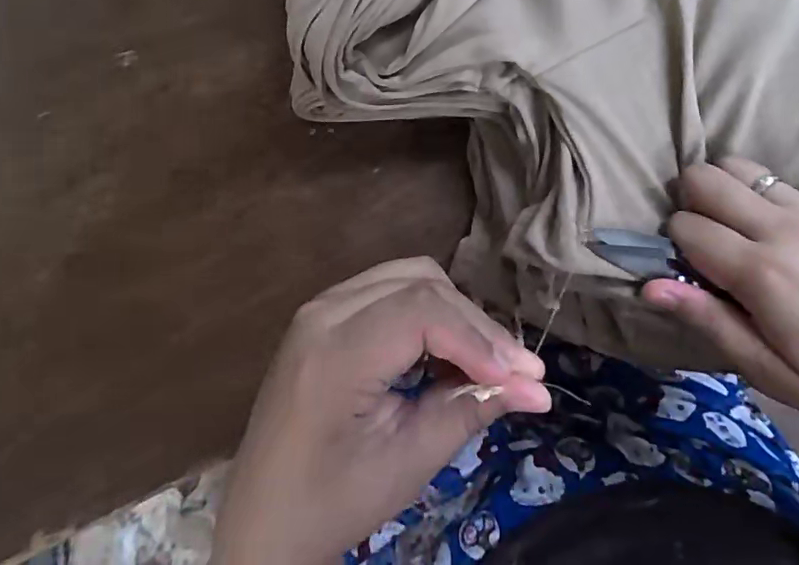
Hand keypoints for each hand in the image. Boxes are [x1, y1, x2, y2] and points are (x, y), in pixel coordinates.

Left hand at [213, 258, 550, 564]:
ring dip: (455, 312)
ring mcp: (322, 306)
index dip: (479, 339)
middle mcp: (325, 312)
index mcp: (335, 353)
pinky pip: (391, 288)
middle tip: (518, 371)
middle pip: (422, 284)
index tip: (523, 376)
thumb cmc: (331, 503)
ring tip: (485, 362)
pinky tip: (446, 350)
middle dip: (476, 325)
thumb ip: (470, 412)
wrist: (261, 521)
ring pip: (410, 276)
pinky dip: (428, 311)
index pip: (423, 312)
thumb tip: (537, 390)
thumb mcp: (407, 463)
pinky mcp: (326, 312)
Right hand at [642, 160, 798, 465]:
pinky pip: (771, 177)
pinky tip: (762, 229)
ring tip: (727, 232)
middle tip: (701, 249)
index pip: (686, 227)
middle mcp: (780, 228)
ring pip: (735, 164)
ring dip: (717, 189)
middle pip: (703, 177)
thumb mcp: (771, 373)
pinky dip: (750, 189)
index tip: (689, 278)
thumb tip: (648, 284)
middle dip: (687, 204)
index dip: (674, 250)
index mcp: (762, 272)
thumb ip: (708, 320)